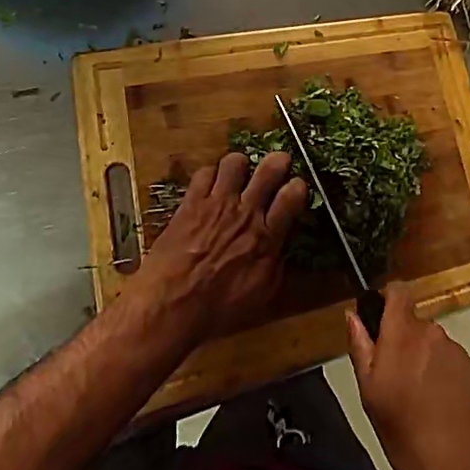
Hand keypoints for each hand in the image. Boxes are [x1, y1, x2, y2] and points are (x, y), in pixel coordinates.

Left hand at [127, 152, 306, 340]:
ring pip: (234, 163)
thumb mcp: (261, 294)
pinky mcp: (189, 204)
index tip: (297, 187)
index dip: (298, 187)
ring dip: (240, 164)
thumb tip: (282, 250)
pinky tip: (209, 186)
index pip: (292, 197)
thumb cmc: (219, 307)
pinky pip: (204, 174)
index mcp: (267, 236)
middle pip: (268, 170)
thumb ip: (276, 265)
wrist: (171, 304)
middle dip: (277, 161)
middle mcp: (244, 213)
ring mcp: (215, 204)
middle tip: (278, 162)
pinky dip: (210, 175)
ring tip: (240, 173)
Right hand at [346, 280, 469, 469]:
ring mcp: (460, 354)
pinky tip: (440, 411)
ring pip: (433, 347)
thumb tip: (353, 317)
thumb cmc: (407, 434)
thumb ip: (361, 348)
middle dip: (402, 343)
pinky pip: (452, 366)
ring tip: (417, 403)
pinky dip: (443, 379)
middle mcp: (434, 336)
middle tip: (392, 380)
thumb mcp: (370, 393)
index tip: (378, 319)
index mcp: (404, 334)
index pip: (398, 292)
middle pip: (414, 324)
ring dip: (423, 362)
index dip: (386, 298)